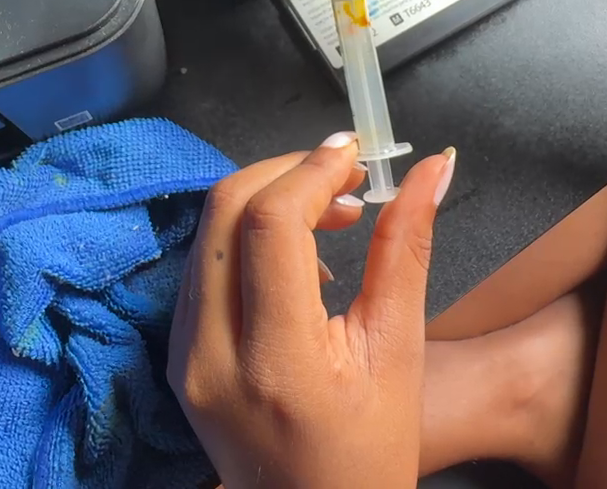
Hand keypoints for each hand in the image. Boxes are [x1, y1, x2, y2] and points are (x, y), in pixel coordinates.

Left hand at [169, 133, 456, 488]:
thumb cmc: (369, 452)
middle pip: (226, 209)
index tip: (353, 154)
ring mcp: (180, 351)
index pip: (271, 225)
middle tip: (344, 177)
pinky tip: (295, 249)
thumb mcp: (399, 353)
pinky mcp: (174, 348)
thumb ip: (407, 249)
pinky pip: (204, 259)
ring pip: (210, 228)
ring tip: (331, 210)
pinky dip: (248, 231)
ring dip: (268, 196)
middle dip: (286, 171)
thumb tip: (433, 167)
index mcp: (276, 363)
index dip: (312, 172)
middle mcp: (208, 352)